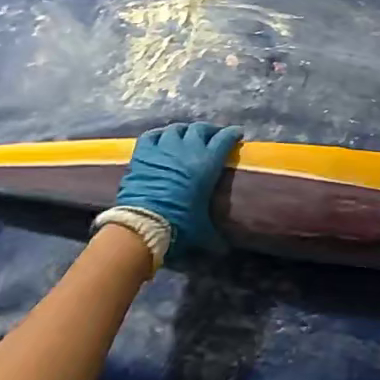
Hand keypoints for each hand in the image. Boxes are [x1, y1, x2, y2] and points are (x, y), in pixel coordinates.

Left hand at [116, 123, 240, 257]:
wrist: (142, 224)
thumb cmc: (179, 223)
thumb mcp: (203, 228)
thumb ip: (215, 235)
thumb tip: (226, 251)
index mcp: (208, 162)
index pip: (225, 138)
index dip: (232, 134)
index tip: (237, 134)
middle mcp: (188, 149)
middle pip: (201, 129)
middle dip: (209, 130)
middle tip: (212, 135)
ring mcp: (164, 149)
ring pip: (177, 129)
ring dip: (184, 131)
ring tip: (186, 136)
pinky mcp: (143, 153)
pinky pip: (152, 135)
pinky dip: (159, 135)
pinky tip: (162, 138)